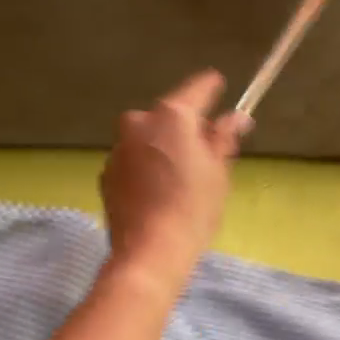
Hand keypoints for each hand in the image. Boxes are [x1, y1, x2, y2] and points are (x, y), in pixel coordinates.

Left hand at [99, 69, 246, 288]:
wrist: (149, 253)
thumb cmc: (192, 211)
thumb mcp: (217, 174)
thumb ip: (222, 140)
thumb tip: (233, 118)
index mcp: (172, 115)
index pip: (197, 89)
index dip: (211, 88)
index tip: (219, 85)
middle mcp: (139, 122)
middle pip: (167, 117)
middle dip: (183, 129)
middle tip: (201, 153)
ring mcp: (118, 149)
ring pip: (146, 140)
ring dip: (161, 150)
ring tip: (176, 181)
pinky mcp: (106, 175)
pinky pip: (132, 164)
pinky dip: (144, 172)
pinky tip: (156, 196)